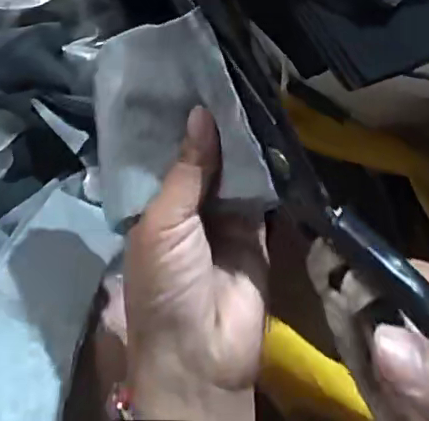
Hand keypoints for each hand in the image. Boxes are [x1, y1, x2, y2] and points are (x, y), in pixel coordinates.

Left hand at [123, 107, 268, 420]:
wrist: (204, 353)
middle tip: (226, 74)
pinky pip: (262, 193)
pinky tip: (273, 130)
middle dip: (212, 125)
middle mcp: (188, 204)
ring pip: (233, 170)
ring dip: (240, 141)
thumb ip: (186, 169)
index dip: (175, 120)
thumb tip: (200, 112)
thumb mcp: (164, 221)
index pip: (166, 151)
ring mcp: (223, 217)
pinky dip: (267, 168)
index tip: (188, 78)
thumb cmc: (166, 282)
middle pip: (203, 156)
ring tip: (250, 90)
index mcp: (155, 201)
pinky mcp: (256, 231)